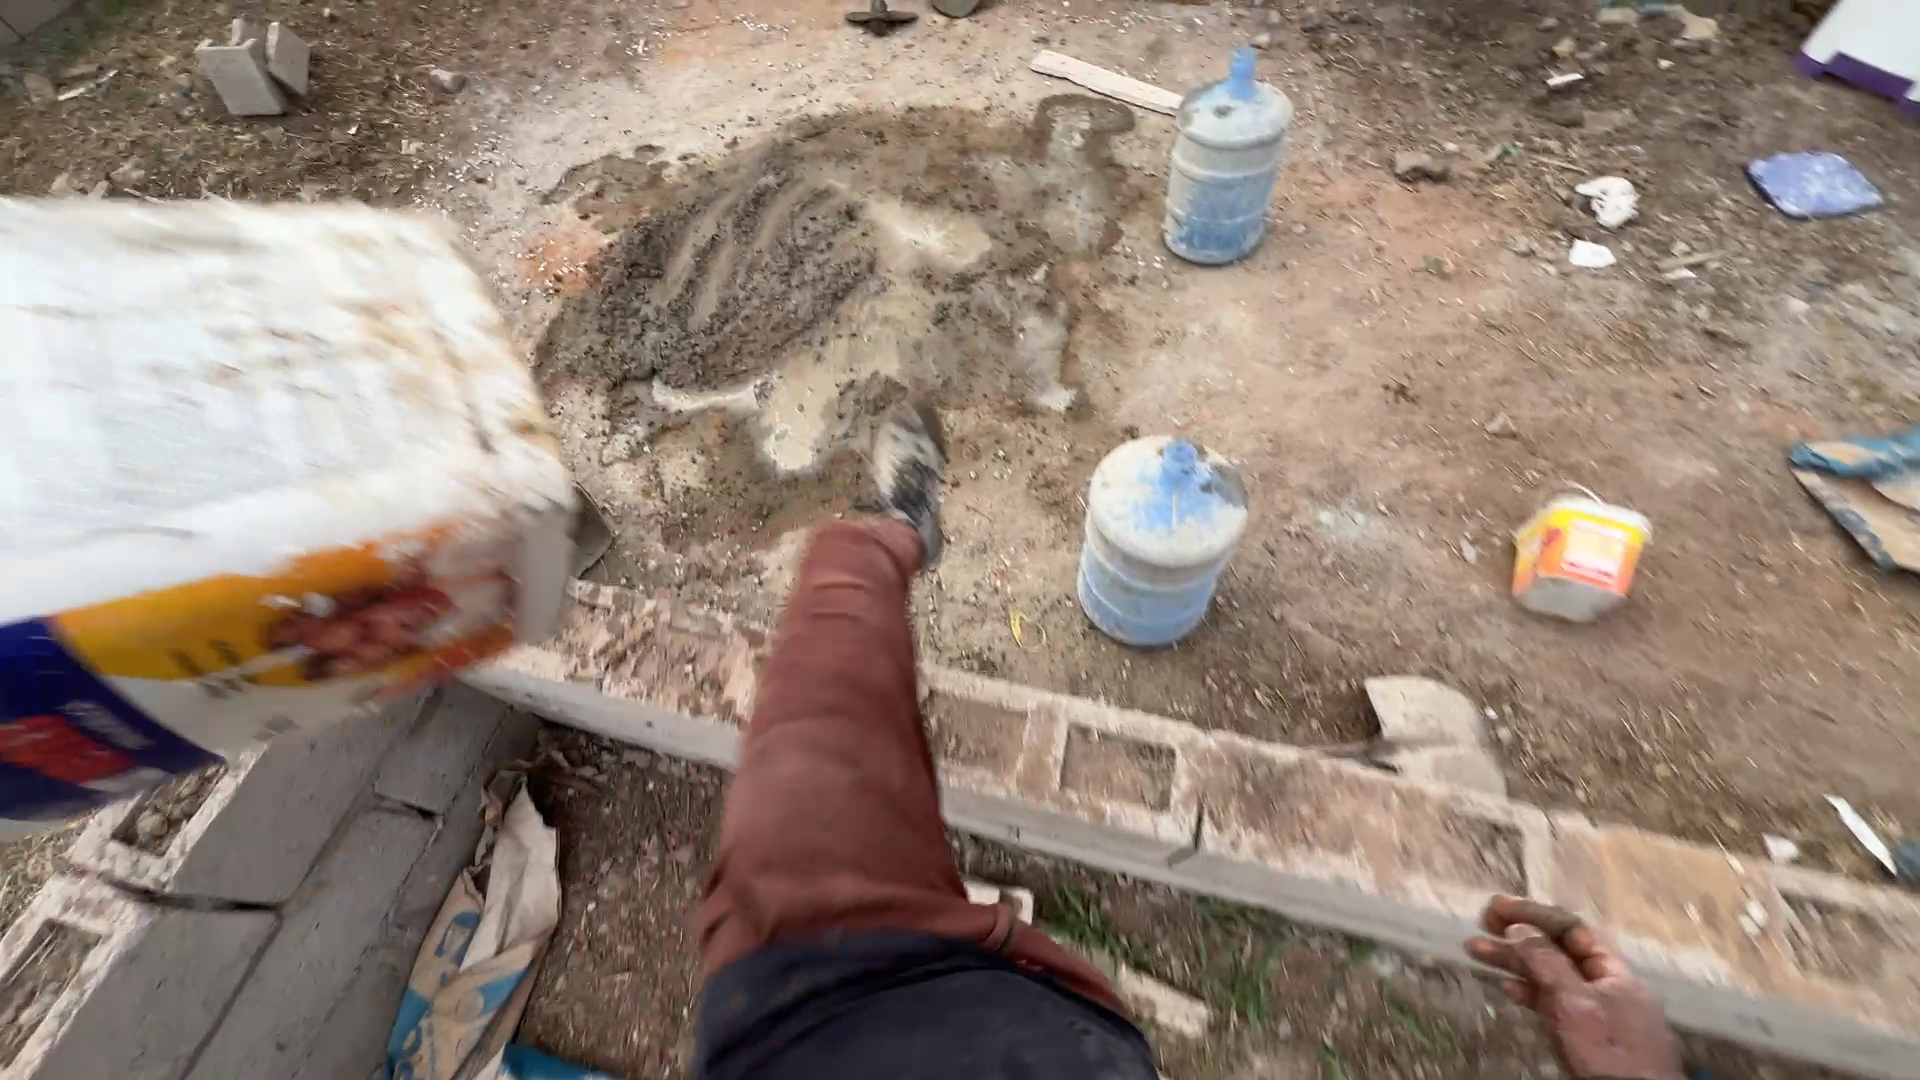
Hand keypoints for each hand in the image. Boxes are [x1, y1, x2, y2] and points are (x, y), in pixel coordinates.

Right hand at [1464, 895, 1683, 1079]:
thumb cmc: (1607, 1049)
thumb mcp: (1575, 1001)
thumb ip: (1546, 961)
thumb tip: (1518, 926)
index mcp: (1614, 973)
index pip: (1571, 928)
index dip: (1533, 913)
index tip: (1495, 907)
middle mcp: (1605, 986)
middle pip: (1555, 950)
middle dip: (1515, 936)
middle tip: (1480, 925)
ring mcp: (1595, 1011)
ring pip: (1547, 974)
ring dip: (1511, 961)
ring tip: (1473, 950)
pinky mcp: (1583, 1033)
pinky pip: (1550, 1001)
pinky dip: (1526, 990)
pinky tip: (1506, 987)